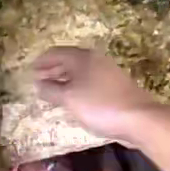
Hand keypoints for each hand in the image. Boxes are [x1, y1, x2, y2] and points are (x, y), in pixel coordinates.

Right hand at [31, 47, 161, 142]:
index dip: (42, 61)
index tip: (31, 69)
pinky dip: (77, 86)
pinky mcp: (116, 86)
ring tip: (53, 90)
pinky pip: (90, 81)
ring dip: (65, 78)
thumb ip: (51, 90)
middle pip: (69, 60)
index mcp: (83, 58)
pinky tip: (74, 98)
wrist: (138, 118)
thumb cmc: (99, 105)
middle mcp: (96, 60)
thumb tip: (38, 84)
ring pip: (80, 71)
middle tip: (39, 78)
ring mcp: (108, 72)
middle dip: (53, 69)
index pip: (56, 52)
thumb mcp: (69, 98)